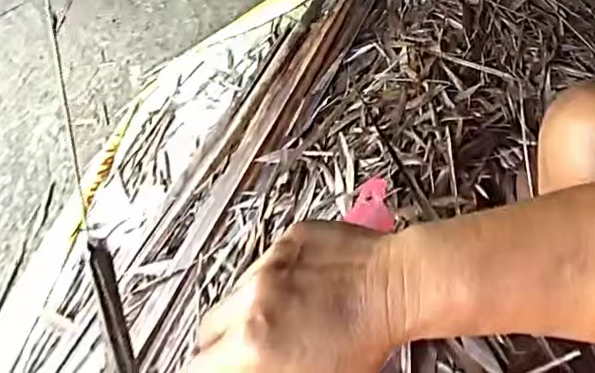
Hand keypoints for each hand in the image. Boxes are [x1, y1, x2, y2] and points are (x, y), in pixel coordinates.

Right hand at [188, 222, 399, 372]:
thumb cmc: (364, 339)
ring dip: (246, 309)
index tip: (220, 371)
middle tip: (252, 353)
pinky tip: (301, 289)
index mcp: (250, 347)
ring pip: (234, 294)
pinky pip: (263, 262)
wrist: (397, 284)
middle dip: (223, 347)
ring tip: (283, 318)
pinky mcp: (290, 234)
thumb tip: (246, 366)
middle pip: (208, 332)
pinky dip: (272, 277)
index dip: (210, 372)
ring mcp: (272, 261)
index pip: (197, 369)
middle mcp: (254, 298)